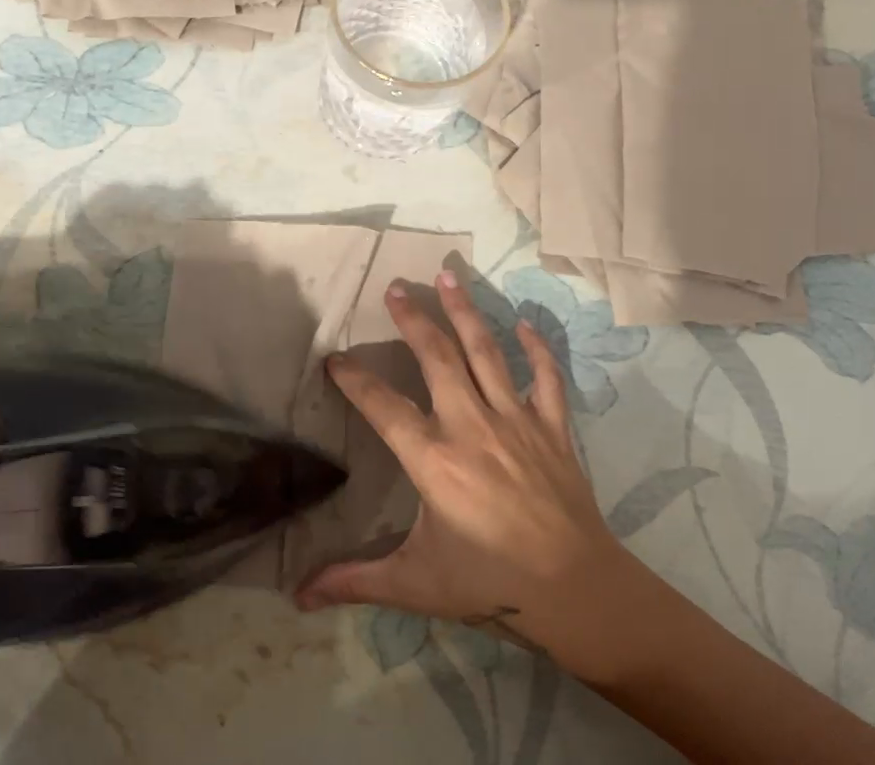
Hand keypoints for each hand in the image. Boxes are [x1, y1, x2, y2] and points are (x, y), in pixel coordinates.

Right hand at [296, 271, 649, 662]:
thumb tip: (297, 597)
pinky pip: (546, 378)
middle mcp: (471, 426)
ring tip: (447, 276)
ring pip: (486, 353)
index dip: (355, 379)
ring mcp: (516, 422)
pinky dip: (537, 347)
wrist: (577, 592)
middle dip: (413, 319)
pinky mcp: (553, 429)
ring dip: (464, 312)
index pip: (382, 405)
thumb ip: (354, 581)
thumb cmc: (490, 586)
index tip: (334, 359)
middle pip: (437, 357)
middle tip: (394, 288)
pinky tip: (525, 322)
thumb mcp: (414, 584)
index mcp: (433, 459)